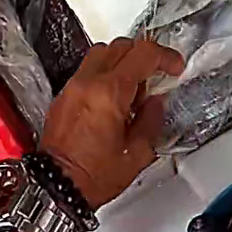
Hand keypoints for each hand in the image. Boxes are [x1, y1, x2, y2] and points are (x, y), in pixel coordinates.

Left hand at [40, 38, 184, 208]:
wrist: (56, 185)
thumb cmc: (92, 175)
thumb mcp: (137, 152)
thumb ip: (151, 119)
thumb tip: (155, 102)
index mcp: (109, 93)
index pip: (142, 53)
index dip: (165, 56)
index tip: (174, 67)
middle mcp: (86, 83)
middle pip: (119, 46)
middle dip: (143, 55)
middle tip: (157, 76)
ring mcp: (71, 88)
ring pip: (99, 54)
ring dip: (121, 62)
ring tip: (134, 90)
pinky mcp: (62, 97)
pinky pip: (85, 72)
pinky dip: (103, 75)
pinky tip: (113, 99)